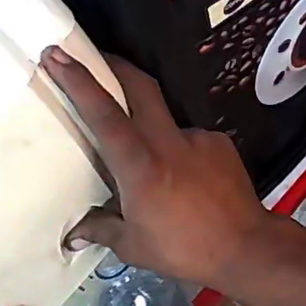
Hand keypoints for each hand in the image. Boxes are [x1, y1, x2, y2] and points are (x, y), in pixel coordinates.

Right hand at [42, 46, 267, 286]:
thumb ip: (101, 229)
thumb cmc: (185, 249)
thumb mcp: (134, 246)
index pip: (103, 113)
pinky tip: (185, 179)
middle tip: (96, 58)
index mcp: (139, 164)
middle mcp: (167, 141)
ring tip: (155, 167)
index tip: (57, 56)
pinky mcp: (219, 142)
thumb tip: (74, 233)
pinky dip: (179, 152)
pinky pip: (189, 139)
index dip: (78, 82)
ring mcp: (197, 137)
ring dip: (150, 126)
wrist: (248, 247)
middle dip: (115, 65)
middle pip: (139, 85)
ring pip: (164, 117)